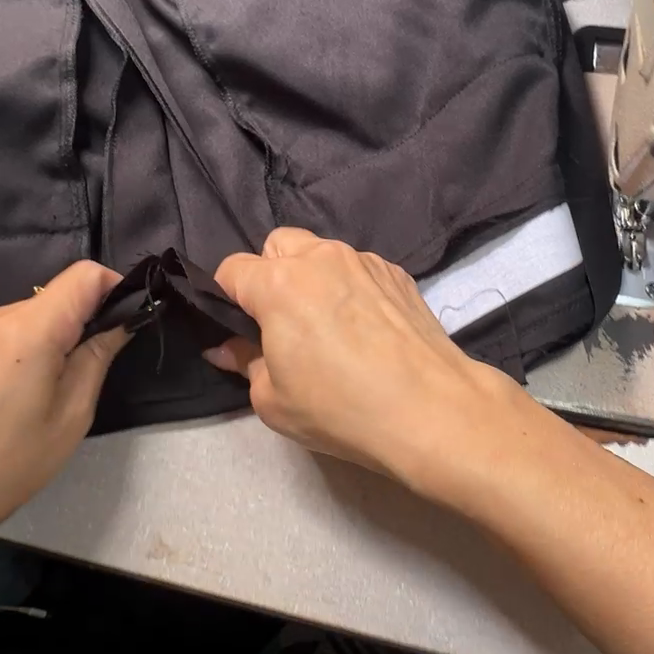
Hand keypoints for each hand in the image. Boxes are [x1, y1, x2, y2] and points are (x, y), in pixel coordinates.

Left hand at [0, 261, 128, 596]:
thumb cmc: (2, 468)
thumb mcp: (70, 418)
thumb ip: (98, 357)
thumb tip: (120, 321)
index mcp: (27, 331)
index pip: (85, 275)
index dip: (114, 289)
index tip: (122, 322)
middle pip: (56, 298)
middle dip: (78, 325)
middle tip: (80, 375)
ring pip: (28, 315)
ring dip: (45, 339)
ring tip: (36, 393)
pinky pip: (0, 329)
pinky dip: (17, 347)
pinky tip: (5, 393)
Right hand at [205, 228, 536, 492]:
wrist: (431, 408)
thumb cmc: (341, 408)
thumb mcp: (274, 400)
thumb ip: (244, 362)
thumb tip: (223, 348)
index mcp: (279, 284)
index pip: (232, 268)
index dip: (228, 296)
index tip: (241, 326)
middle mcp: (320, 258)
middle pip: (278, 244)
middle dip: (270, 272)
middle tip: (283, 319)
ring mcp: (364, 260)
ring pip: (322, 252)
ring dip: (314, 276)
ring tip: (330, 323)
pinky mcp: (397, 272)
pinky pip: (359, 267)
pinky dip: (351, 285)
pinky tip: (367, 326)